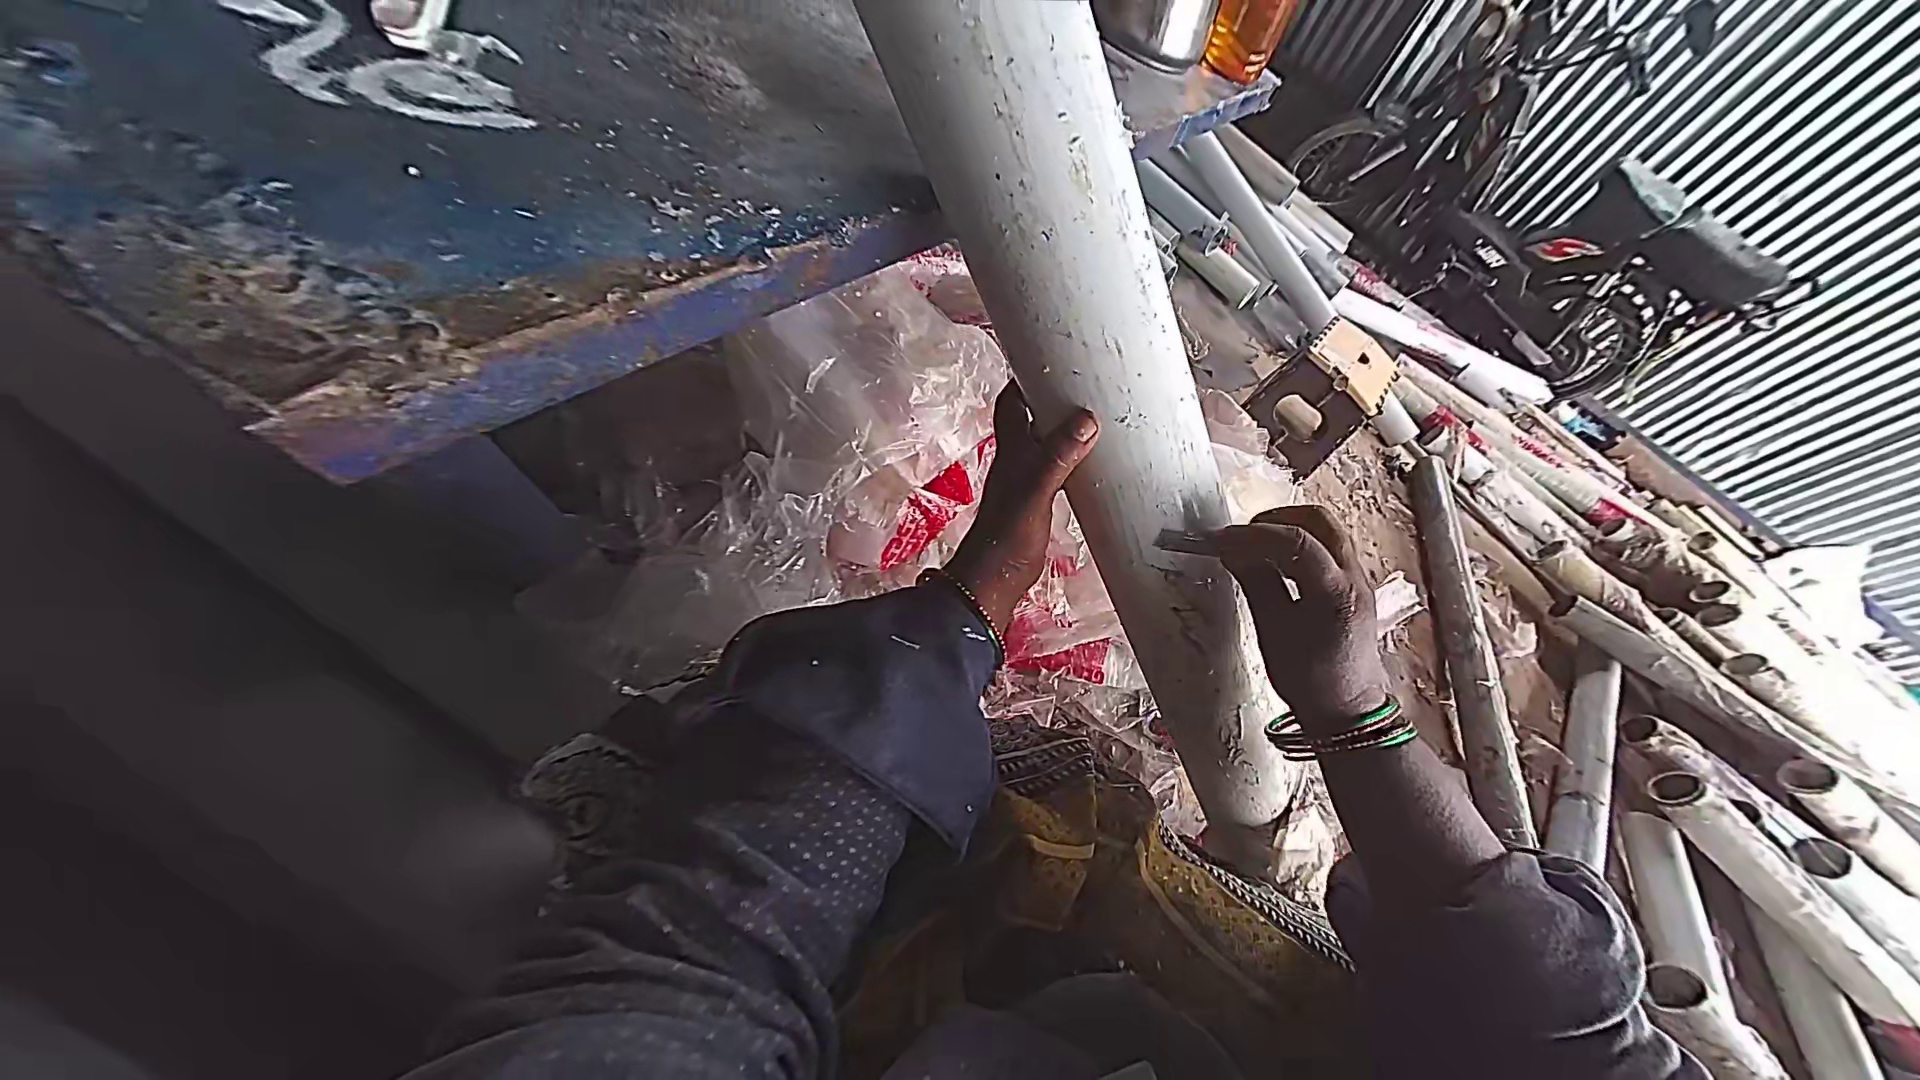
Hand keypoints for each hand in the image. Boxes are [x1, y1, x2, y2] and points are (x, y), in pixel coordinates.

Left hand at [943, 383, 1098, 635]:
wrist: (995, 582)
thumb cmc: (1008, 539)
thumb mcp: (1034, 495)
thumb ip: (1056, 459)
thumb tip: (1085, 419)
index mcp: (1012, 452)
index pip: (1011, 404)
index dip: (1024, 380)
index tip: (1049, 359)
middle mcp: (1017, 462)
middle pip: (1030, 419)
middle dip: (1050, 399)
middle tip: (1085, 384)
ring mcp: (1026, 483)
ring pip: (1044, 443)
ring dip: (1063, 429)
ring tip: (1096, 416)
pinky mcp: (1038, 503)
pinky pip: (1056, 468)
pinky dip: (1071, 458)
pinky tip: (1089, 462)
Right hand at [1217, 505, 1388, 730]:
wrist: (1348, 709)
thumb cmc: (1308, 677)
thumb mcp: (1273, 629)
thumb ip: (1256, 582)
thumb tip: (1232, 550)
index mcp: (1336, 591)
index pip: (1297, 542)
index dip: (1253, 535)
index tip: (1220, 539)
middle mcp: (1354, 576)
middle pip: (1319, 521)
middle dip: (1275, 520)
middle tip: (1241, 536)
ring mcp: (1358, 579)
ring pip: (1325, 529)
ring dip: (1286, 528)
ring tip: (1252, 547)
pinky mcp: (1352, 585)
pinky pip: (1325, 547)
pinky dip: (1296, 543)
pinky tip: (1272, 562)